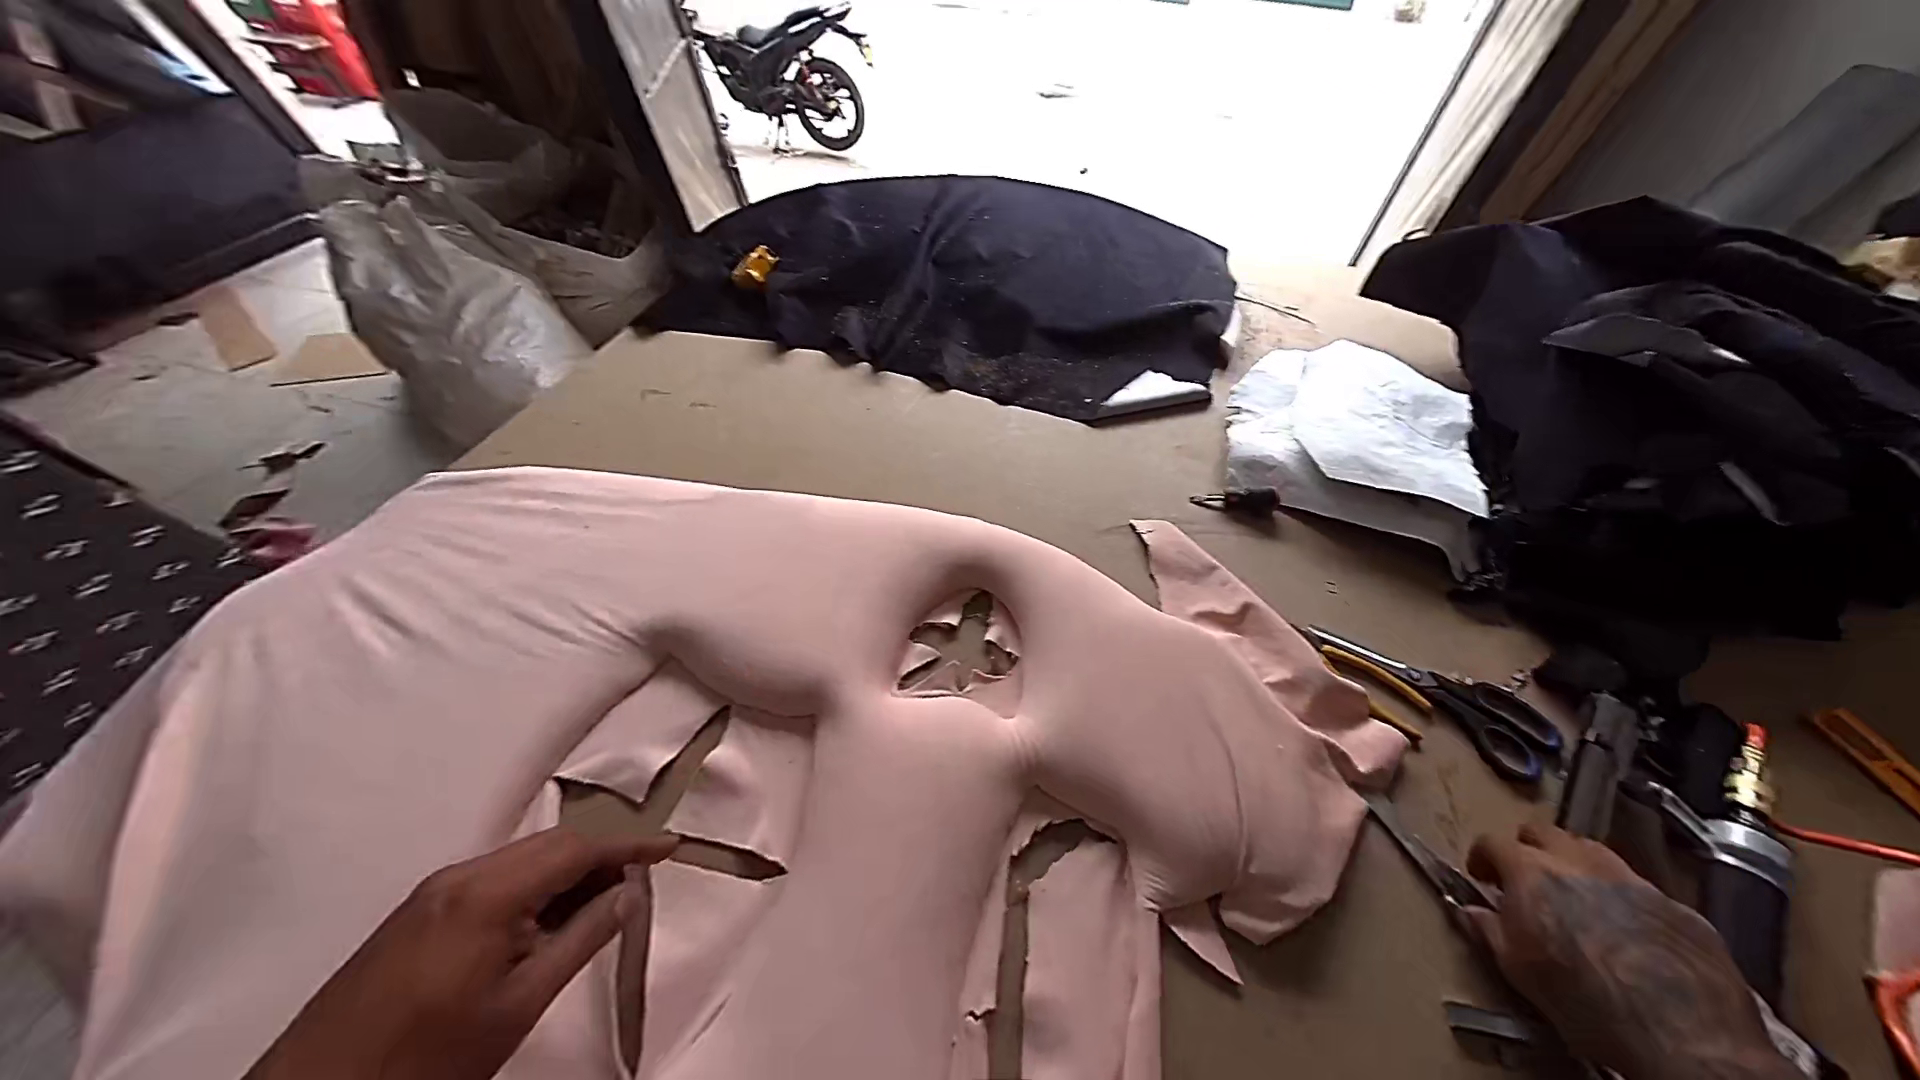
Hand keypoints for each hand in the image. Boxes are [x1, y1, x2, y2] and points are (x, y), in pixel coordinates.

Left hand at [246, 826, 677, 1079]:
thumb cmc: (425, 1060)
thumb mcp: (519, 1004)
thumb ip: (582, 937)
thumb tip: (629, 892)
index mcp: (485, 893)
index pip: (576, 849)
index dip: (630, 845)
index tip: (670, 846)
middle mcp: (458, 877)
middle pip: (550, 846)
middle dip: (600, 857)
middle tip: (639, 880)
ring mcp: (432, 893)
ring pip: (523, 860)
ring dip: (566, 874)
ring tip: (600, 902)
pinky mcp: (417, 913)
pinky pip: (494, 880)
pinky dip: (533, 890)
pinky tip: (546, 920)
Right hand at [1465, 824, 1796, 1079]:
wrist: (1687, 1042)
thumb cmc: (1586, 1002)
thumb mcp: (1517, 968)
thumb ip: (1488, 929)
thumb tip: (1469, 910)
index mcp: (1532, 872)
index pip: (1492, 842)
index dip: (1482, 857)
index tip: (1483, 877)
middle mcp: (1580, 864)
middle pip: (1545, 832)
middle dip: (1530, 848)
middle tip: (1527, 877)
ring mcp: (1636, 883)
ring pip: (1595, 852)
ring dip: (1578, 865)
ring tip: (1578, 896)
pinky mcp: (1682, 910)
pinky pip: (1643, 890)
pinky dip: (1625, 899)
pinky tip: (1630, 931)